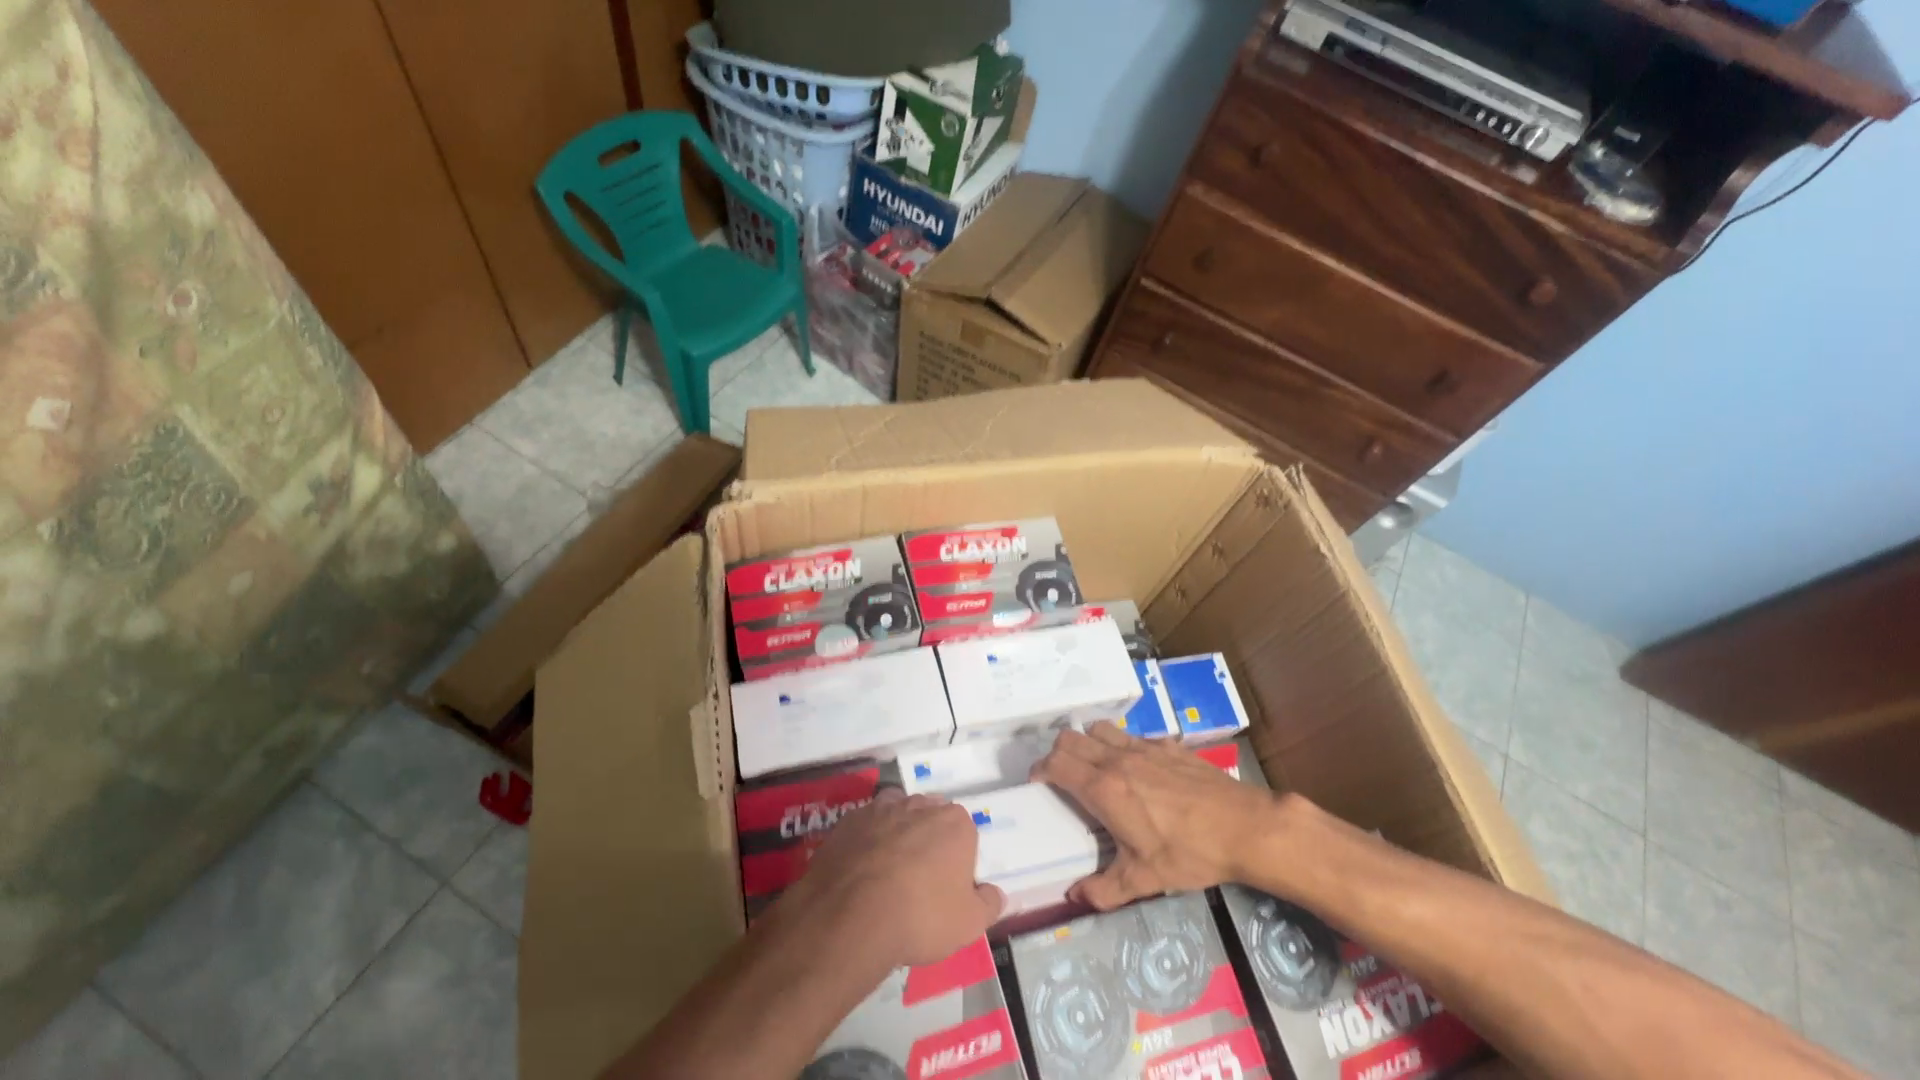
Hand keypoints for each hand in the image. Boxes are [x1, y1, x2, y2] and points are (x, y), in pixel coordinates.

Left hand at [779, 790, 1004, 968]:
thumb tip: (994, 893)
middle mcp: (918, 805)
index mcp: (955, 823)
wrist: (851, 918)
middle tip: (920, 881)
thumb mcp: (969, 923)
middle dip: (927, 841)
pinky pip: (863, 829)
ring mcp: (879, 810)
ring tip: (887, 874)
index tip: (948, 886)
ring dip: (895, 835)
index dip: (958, 859)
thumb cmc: (921, 917)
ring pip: (895, 816)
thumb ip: (988, 904)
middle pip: (929, 818)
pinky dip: (864, 844)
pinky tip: (859, 873)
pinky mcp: (846, 822)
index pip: (965, 833)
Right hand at [1032, 722, 1280, 909]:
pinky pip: (1131, 735)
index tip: (1038, 785)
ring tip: (1092, 766)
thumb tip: (1075, 897)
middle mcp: (1118, 760)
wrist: (1245, 828)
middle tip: (1060, 777)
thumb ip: (1104, 890)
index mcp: (1105, 788)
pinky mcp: (1169, 746)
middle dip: (1057, 754)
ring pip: (1099, 729)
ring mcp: (1145, 748)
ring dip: (1087, 742)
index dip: (1040, 770)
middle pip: (1070, 738)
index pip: (1056, 763)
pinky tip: (1134, 768)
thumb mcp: (1144, 880)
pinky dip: (1120, 744)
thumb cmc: (1190, 854)